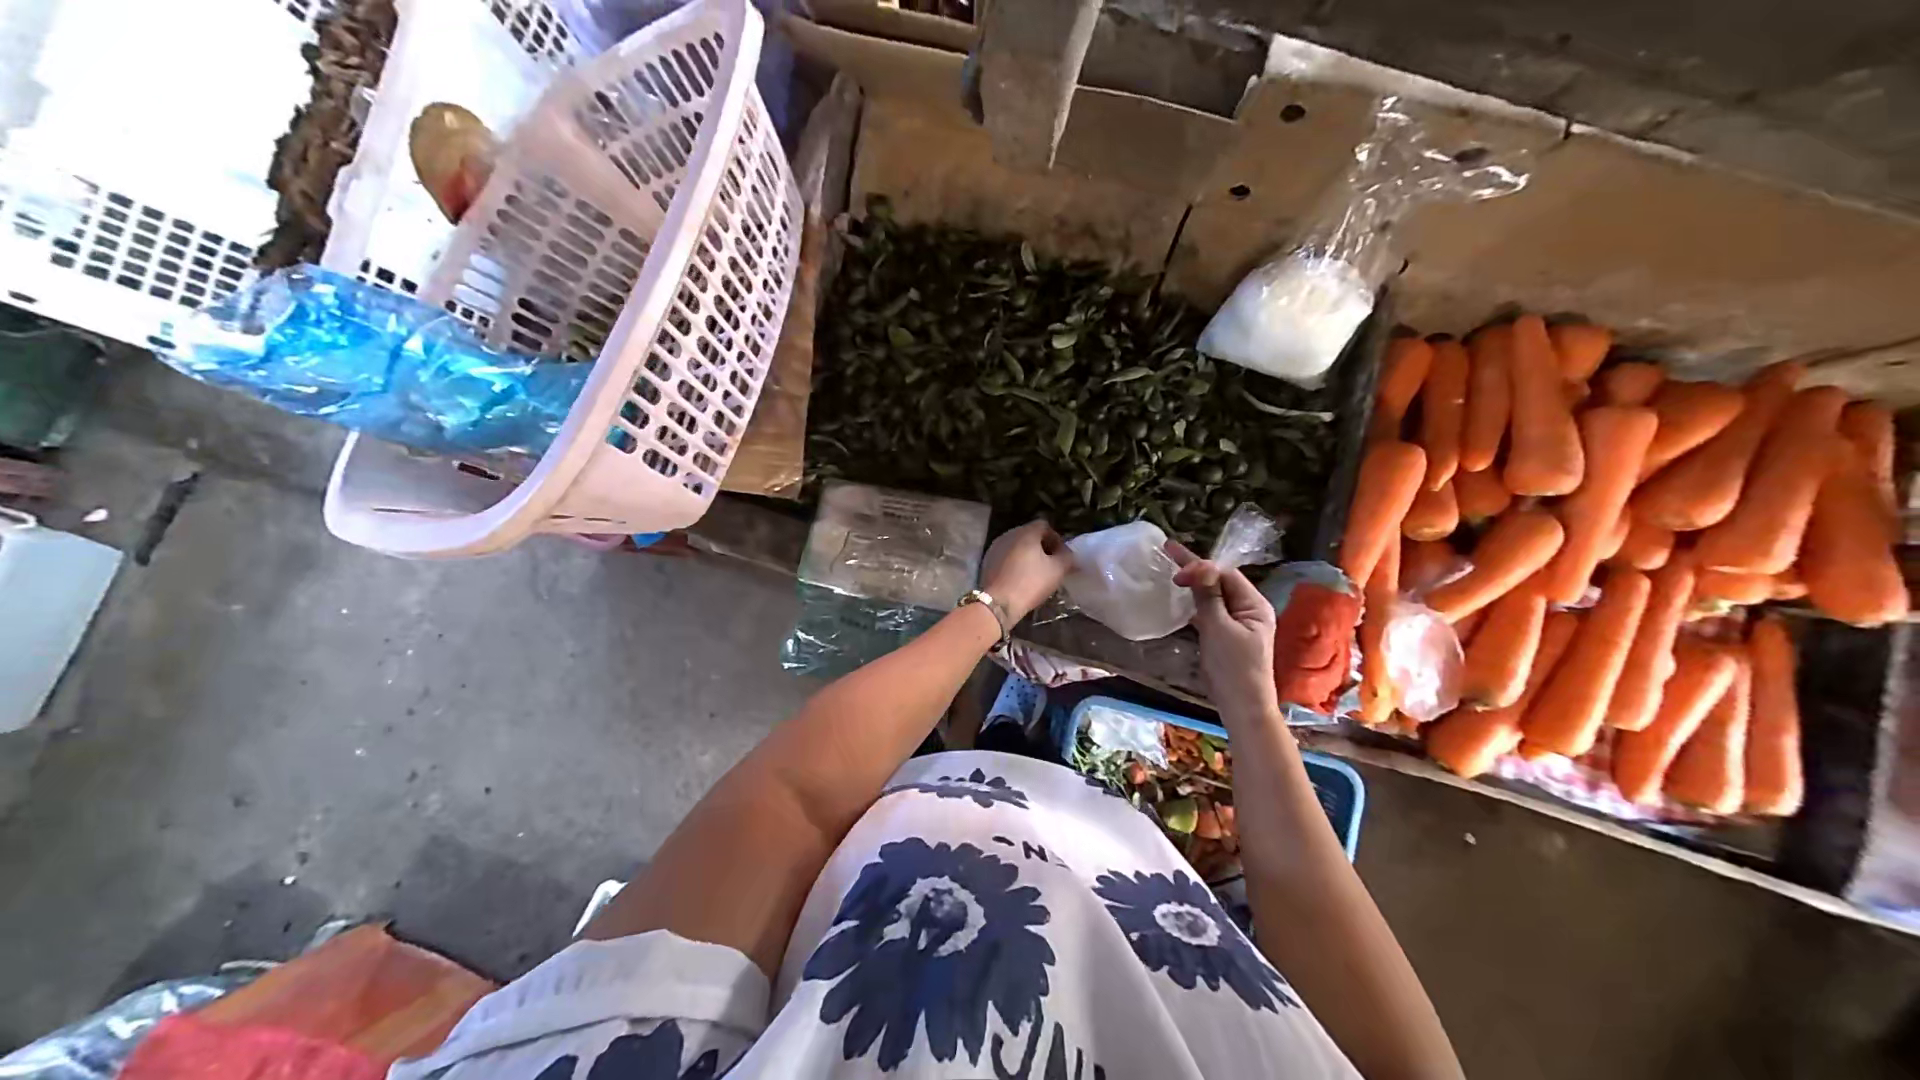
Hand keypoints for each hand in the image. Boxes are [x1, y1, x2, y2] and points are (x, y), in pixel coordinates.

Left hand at [981, 520, 1075, 622]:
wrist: (999, 603)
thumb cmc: (1031, 583)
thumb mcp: (1057, 571)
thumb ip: (1068, 558)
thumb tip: (1069, 555)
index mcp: (1026, 532)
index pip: (1045, 526)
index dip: (1056, 539)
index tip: (1061, 556)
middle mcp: (1008, 534)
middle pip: (1030, 534)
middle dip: (1042, 547)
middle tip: (1051, 565)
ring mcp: (995, 547)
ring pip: (1017, 546)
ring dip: (1028, 555)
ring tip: (1036, 573)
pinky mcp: (987, 561)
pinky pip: (1006, 556)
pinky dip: (1015, 563)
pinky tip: (1020, 578)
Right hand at [1165, 540, 1281, 723]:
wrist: (1243, 707)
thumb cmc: (1233, 667)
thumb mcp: (1217, 628)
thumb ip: (1208, 596)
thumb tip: (1198, 567)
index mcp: (1254, 604)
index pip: (1225, 573)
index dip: (1200, 566)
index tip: (1174, 570)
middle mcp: (1249, 609)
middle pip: (1221, 580)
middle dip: (1196, 567)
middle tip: (1168, 550)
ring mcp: (1239, 624)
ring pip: (1215, 595)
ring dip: (1195, 583)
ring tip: (1173, 570)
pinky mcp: (1228, 637)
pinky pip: (1211, 611)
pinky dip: (1196, 603)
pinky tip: (1181, 600)